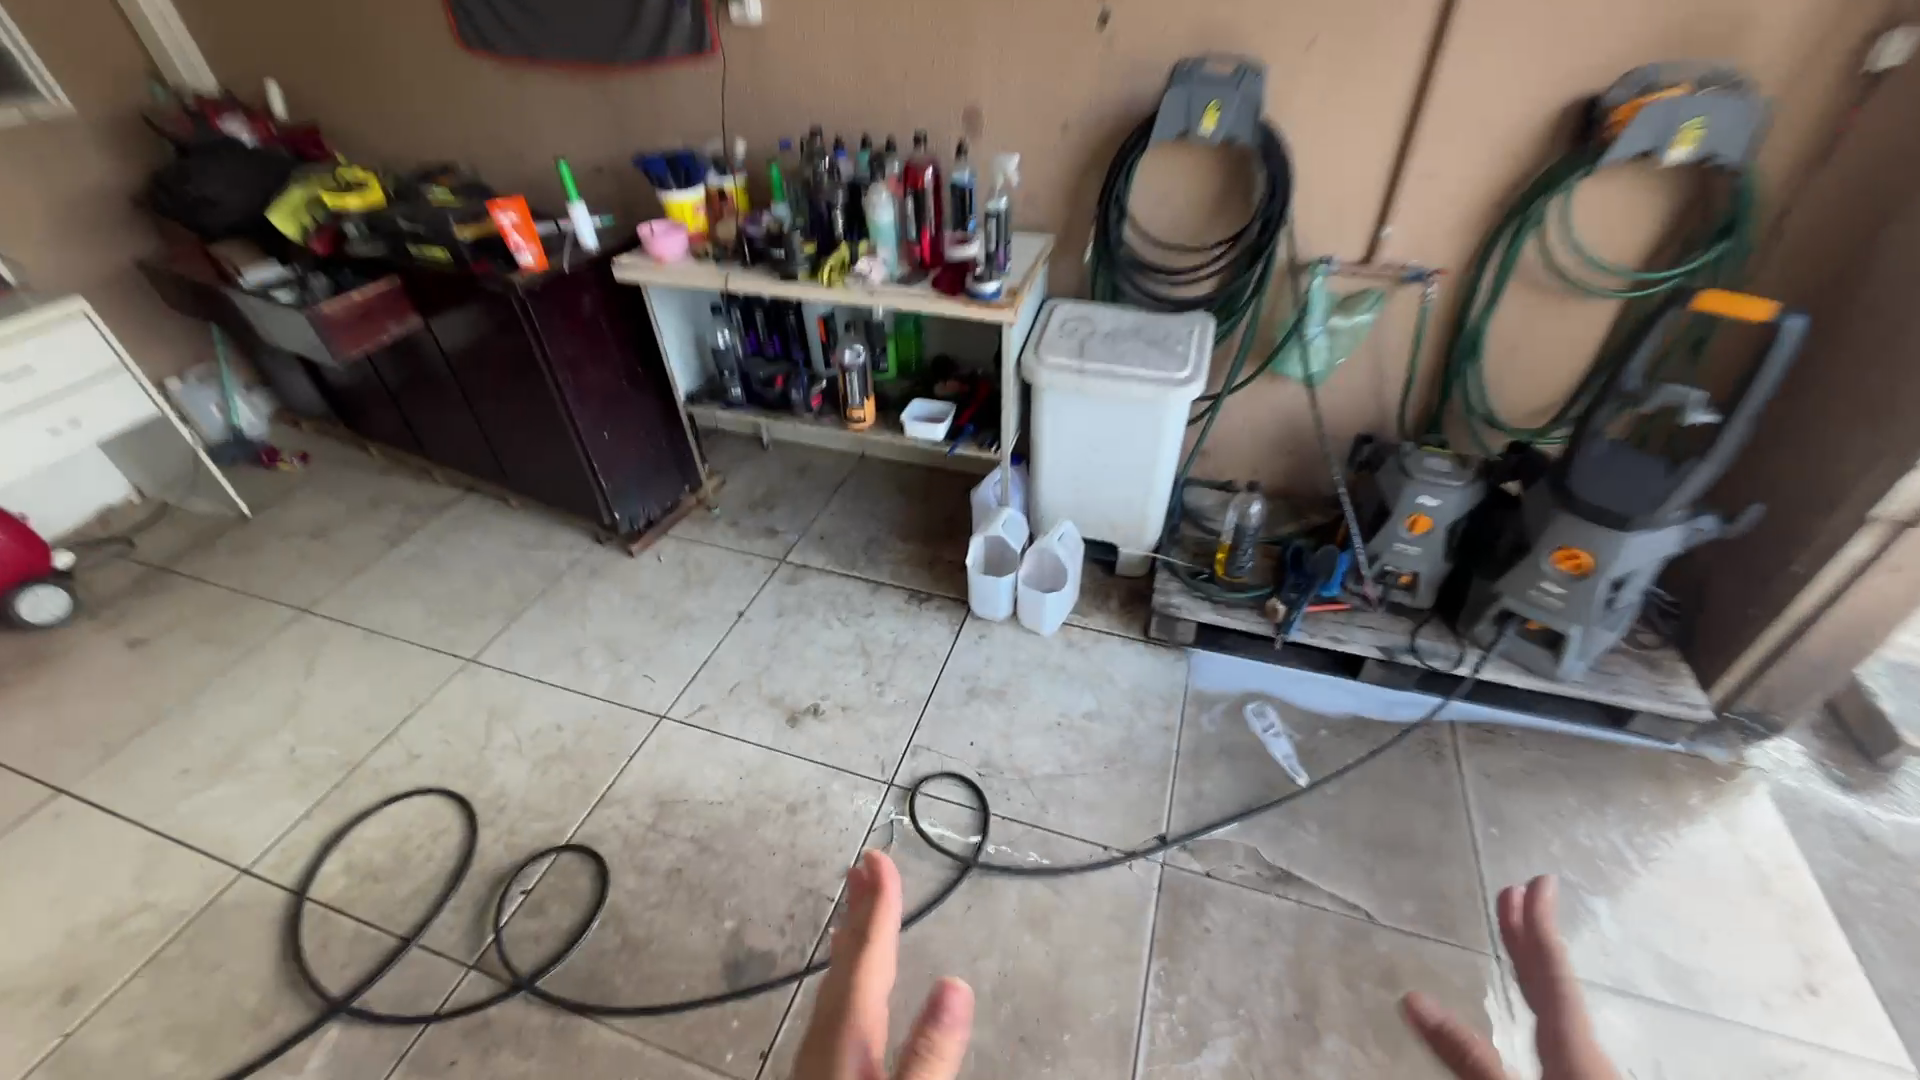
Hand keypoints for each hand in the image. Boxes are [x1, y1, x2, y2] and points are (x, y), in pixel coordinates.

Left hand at [793, 850, 974, 1079]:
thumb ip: (929, 1050)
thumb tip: (956, 982)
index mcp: (847, 1035)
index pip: (868, 956)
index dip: (879, 904)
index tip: (879, 857)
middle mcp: (826, 1035)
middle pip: (847, 960)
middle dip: (861, 908)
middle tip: (866, 862)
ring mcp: (817, 1055)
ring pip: (836, 980)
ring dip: (852, 934)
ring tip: (858, 901)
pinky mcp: (820, 1071)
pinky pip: (835, 1001)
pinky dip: (846, 969)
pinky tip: (848, 976)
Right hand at [1401, 876, 1618, 1079]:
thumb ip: (1468, 1057)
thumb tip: (1411, 998)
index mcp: (1573, 1050)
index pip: (1551, 974)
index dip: (1538, 926)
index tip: (1536, 881)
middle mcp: (1587, 1055)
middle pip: (1558, 986)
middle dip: (1533, 937)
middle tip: (1517, 891)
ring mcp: (1591, 1074)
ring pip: (1562, 1009)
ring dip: (1537, 967)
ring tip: (1519, 939)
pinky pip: (1562, 1030)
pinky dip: (1543, 1001)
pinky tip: (1538, 1012)